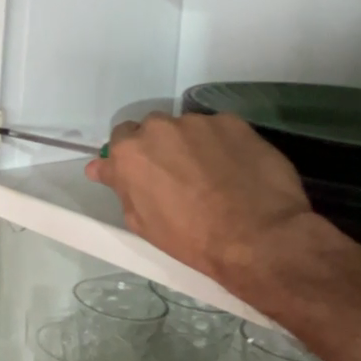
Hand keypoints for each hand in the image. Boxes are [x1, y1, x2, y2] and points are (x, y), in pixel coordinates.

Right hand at [85, 113, 313, 285]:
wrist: (259, 237)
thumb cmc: (192, 238)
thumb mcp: (142, 223)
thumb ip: (120, 187)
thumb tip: (100, 168)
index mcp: (129, 152)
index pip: (120, 139)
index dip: (133, 156)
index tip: (144, 173)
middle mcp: (159, 128)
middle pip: (153, 129)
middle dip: (162, 147)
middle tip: (179, 174)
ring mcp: (198, 122)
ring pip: (188, 128)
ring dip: (193, 145)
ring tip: (214, 174)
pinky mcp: (233, 123)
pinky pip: (220, 129)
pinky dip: (223, 145)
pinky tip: (237, 169)